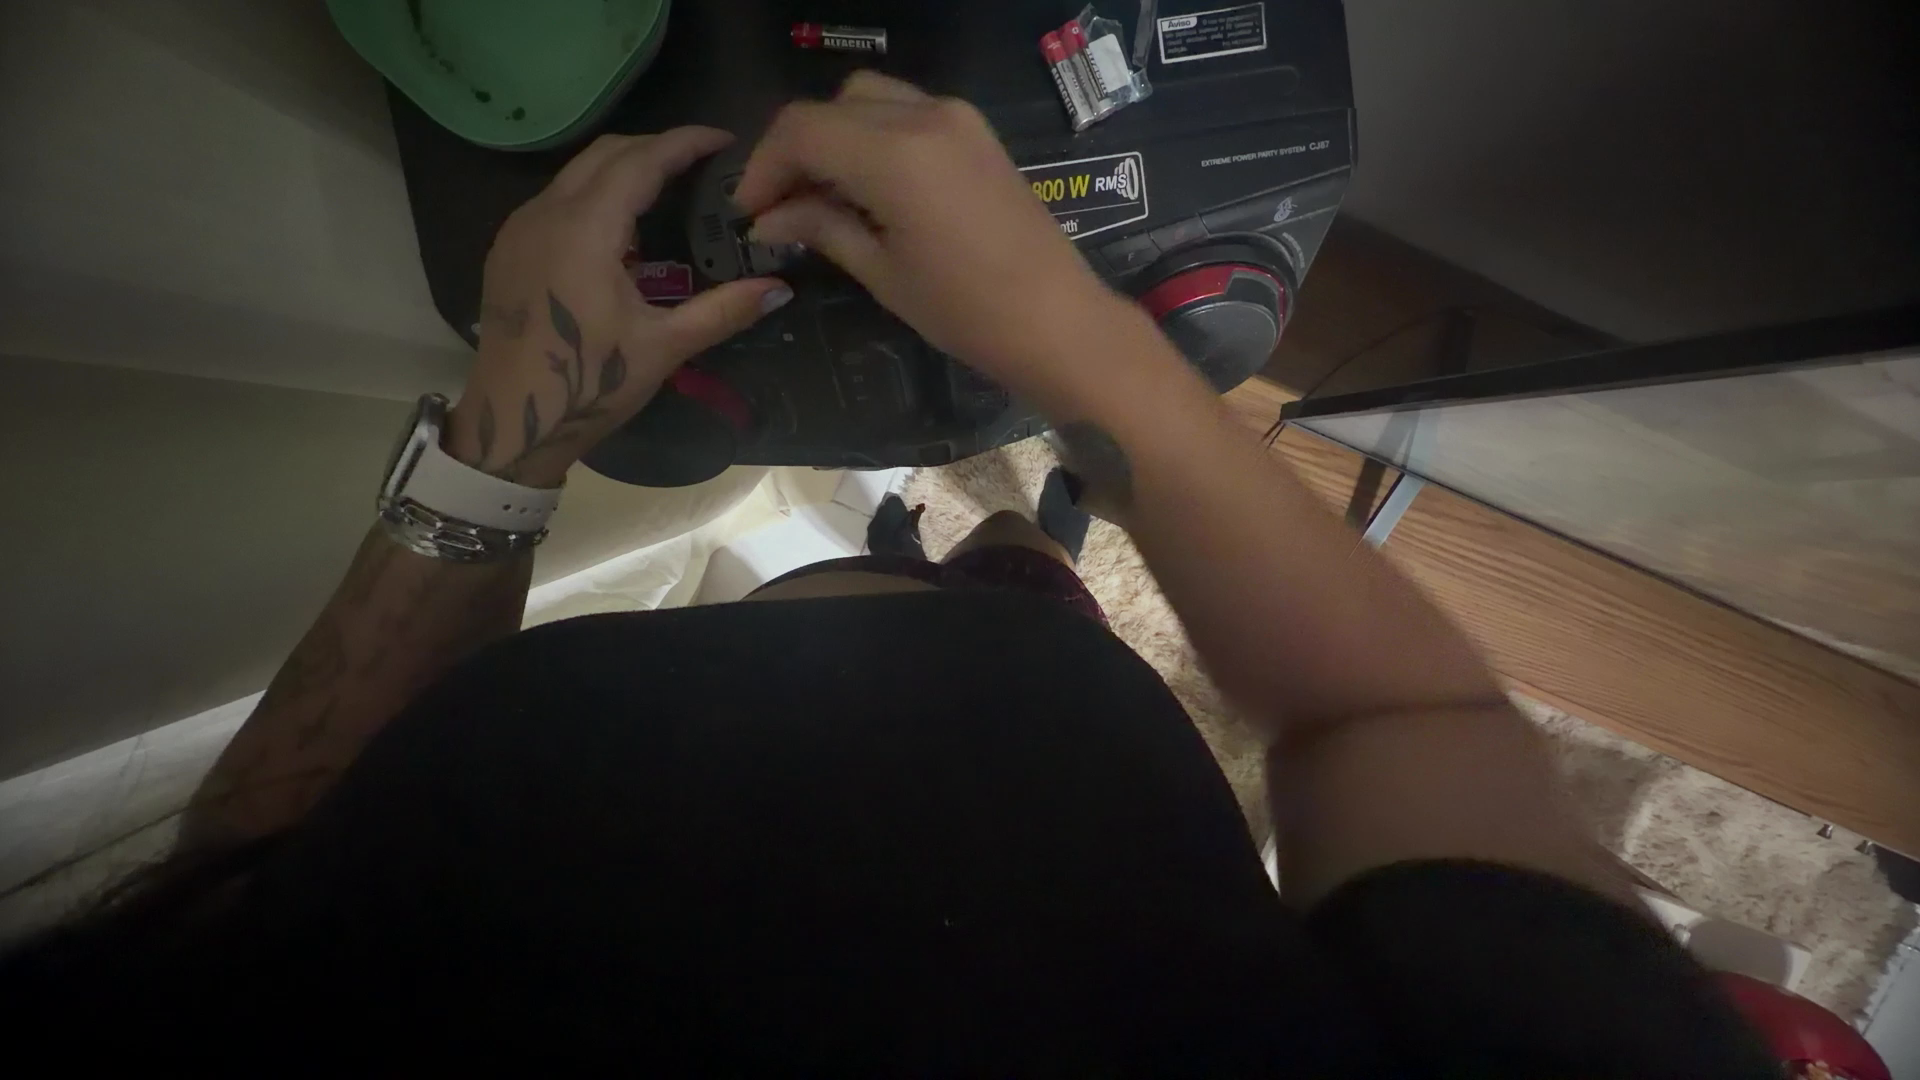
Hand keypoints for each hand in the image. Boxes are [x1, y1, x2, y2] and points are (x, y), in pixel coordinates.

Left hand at [445, 128, 792, 487]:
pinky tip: (625, 232)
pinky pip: (559, 199)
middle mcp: (545, 212)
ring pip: (577, 173)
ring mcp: (520, 228)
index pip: (640, 161)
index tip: (724, 141)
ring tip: (671, 191)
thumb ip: (724, 311)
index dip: (684, 143)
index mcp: (585, 229)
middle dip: (656, 147)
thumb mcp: (665, 347)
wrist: (514, 420)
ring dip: (625, 169)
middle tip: (703, 164)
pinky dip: (598, 195)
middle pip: (605, 153)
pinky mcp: (510, 249)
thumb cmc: (591, 384)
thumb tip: (781, 289)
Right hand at [735, 73, 1135, 412]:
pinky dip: (876, 139)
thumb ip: (824, 229)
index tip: (751, 213)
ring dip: (837, 139)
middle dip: (797, 150)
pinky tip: (871, 189)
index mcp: (895, 154)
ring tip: (824, 200)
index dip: (764, 167)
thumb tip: (769, 219)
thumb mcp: (885, 274)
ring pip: (872, 101)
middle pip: (834, 106)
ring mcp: (959, 120)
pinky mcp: (980, 135)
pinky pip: (910, 115)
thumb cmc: (968, 313)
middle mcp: (925, 116)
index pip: (802, 129)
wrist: (1058, 323)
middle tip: (784, 208)